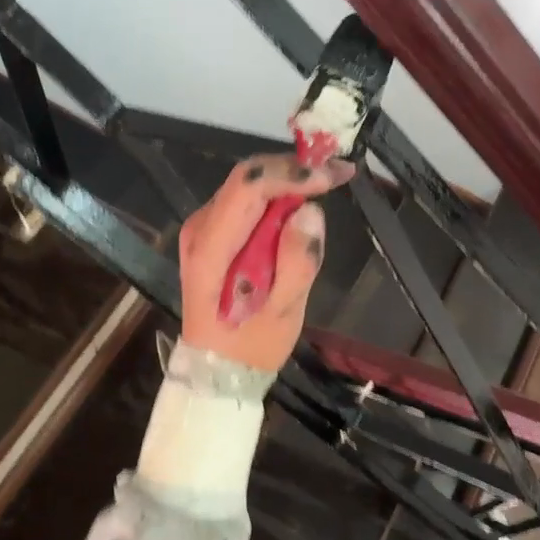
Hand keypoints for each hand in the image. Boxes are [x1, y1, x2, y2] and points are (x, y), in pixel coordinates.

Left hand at [179, 155, 355, 372]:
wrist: (218, 369)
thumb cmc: (252, 345)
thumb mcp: (283, 312)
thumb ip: (297, 262)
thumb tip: (310, 211)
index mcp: (211, 247)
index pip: (247, 187)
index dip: (291, 173)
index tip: (332, 176)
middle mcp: (201, 228)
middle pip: (246, 179)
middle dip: (294, 170)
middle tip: (339, 172)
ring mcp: (204, 229)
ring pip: (248, 186)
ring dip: (288, 181)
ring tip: (329, 181)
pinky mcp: (215, 234)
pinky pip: (248, 202)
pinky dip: (278, 196)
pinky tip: (304, 201)